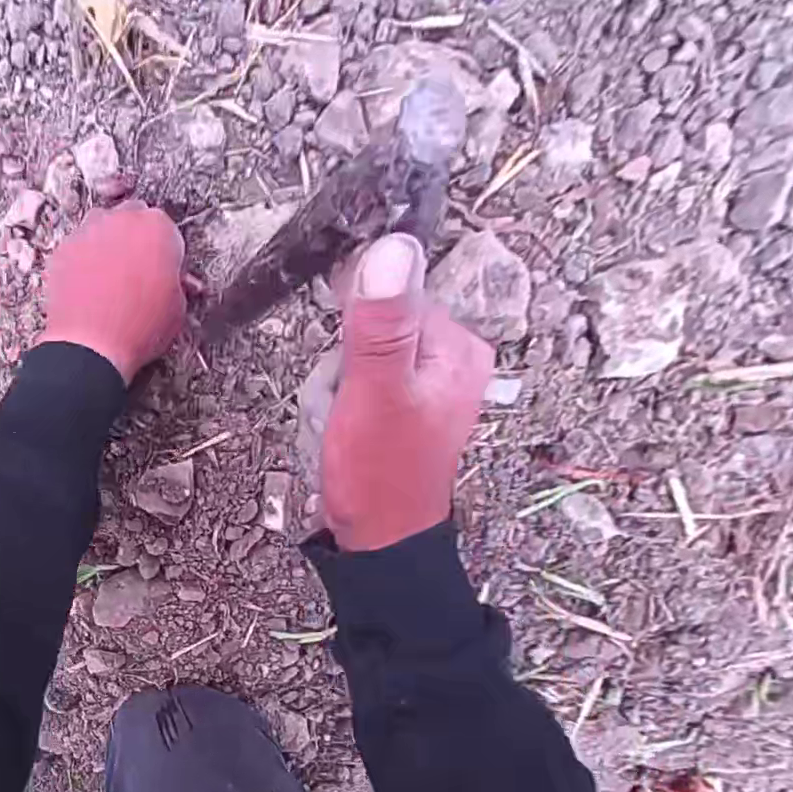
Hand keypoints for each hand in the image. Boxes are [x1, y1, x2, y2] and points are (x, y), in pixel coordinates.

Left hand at [36, 201, 186, 383]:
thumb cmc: (137, 330)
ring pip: (103, 229)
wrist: (91, 347)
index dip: (168, 255)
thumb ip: (177, 285)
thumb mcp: (177, 312)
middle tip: (139, 275)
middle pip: (133, 220)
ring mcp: (88, 231)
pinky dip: (84, 262)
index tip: (165, 272)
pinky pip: (79, 249)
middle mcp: (122, 220)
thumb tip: (174, 284)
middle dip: (137, 243)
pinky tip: (91, 290)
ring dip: (110, 247)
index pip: (169, 231)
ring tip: (113, 283)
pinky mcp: (63, 249)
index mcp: (158, 229)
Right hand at [322, 234, 492, 551]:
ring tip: (345, 425)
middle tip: (348, 406)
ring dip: (335, 390)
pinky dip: (340, 405)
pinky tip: (345, 432)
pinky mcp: (402, 406)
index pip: (392, 297)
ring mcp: (424, 386)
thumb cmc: (382, 477)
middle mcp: (448, 361)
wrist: (378, 540)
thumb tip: (392, 250)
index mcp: (457, 349)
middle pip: (370, 328)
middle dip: (342, 368)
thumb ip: (381, 325)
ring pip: (355, 357)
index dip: (356, 329)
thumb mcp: (377, 394)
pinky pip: (356, 384)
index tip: (349, 369)